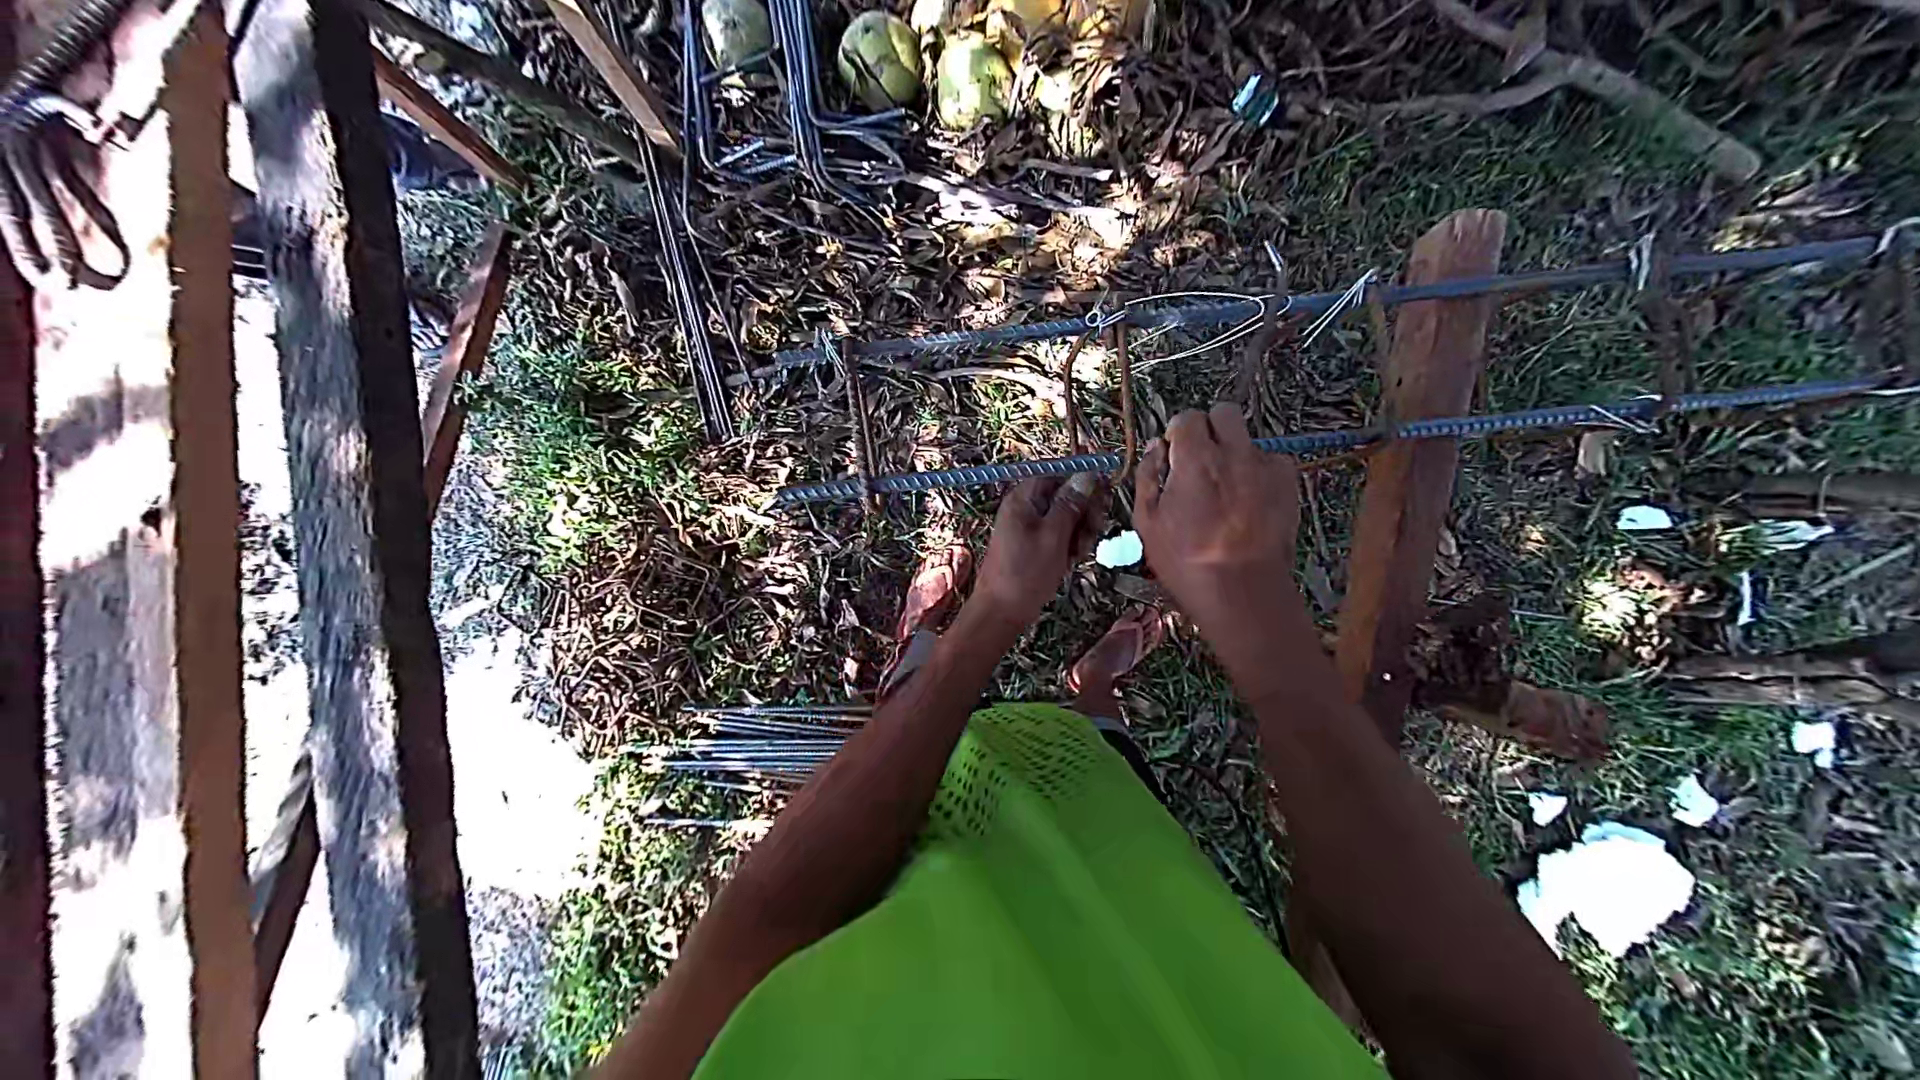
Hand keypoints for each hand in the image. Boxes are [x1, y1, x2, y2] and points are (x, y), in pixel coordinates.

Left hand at [971, 473, 1106, 631]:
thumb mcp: (1053, 536)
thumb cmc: (1025, 573)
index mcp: (1023, 497)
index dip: (1082, 475)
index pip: (1056, 470)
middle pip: (1065, 492)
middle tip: (1093, 529)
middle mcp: (1025, 506)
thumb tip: (1086, 474)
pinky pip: (1060, 533)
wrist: (1002, 612)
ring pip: (1067, 515)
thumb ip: (1070, 504)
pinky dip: (1070, 543)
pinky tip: (1072, 559)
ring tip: (1079, 552)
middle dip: (1085, 508)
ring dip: (1080, 529)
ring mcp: (1030, 526)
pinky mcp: (1036, 543)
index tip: (1104, 487)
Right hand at [1134, 404, 1303, 652]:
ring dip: (1235, 452)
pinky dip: (1259, 473)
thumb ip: (1148, 476)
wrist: (1241, 592)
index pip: (1187, 417)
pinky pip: (1272, 462)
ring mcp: (1266, 468)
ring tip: (1226, 486)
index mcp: (1195, 460)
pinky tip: (1248, 502)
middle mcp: (1234, 455)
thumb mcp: (1147, 522)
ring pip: (1249, 439)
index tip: (1174, 453)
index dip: (1178, 433)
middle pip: (1224, 413)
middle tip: (1200, 458)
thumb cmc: (1185, 561)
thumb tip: (1156, 448)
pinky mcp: (1289, 485)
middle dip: (1210, 428)